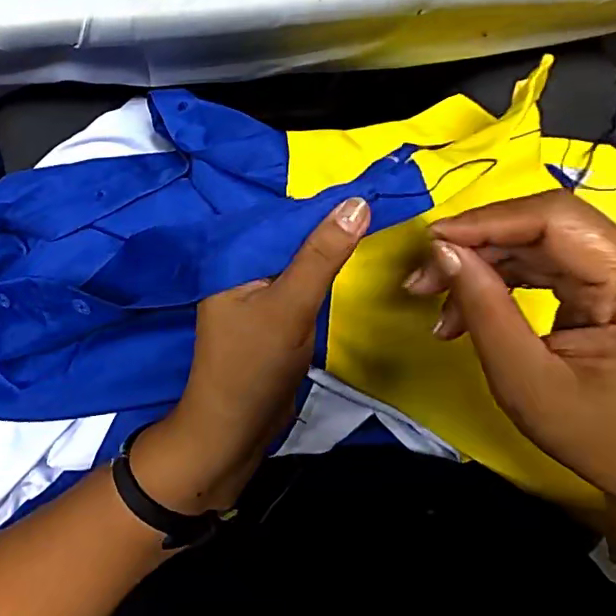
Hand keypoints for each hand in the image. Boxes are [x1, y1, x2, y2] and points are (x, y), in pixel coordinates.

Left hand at [133, 197, 368, 512]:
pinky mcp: (270, 311)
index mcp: (231, 253)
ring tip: (377, 221)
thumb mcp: (290, 305)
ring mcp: (255, 289)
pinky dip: (323, 272)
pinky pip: (298, 280)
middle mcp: (240, 264)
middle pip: (291, 233)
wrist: (233, 431)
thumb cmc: (253, 366)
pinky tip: (350, 260)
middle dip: (331, 222)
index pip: (283, 213)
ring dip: (331, 246)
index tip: (373, 184)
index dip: (327, 202)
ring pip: (298, 257)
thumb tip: (356, 202)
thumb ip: (320, 255)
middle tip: (383, 200)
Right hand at [404, 190, 615, 511]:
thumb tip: (442, 248)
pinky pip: (550, 258)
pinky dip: (505, 276)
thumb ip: (484, 307)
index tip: (430, 241)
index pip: (558, 220)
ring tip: (439, 301)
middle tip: (422, 281)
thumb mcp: (526, 381)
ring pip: (541, 241)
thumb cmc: (601, 439)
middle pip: (546, 227)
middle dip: (476, 248)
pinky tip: (471, 302)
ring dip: (484, 265)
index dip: (487, 221)